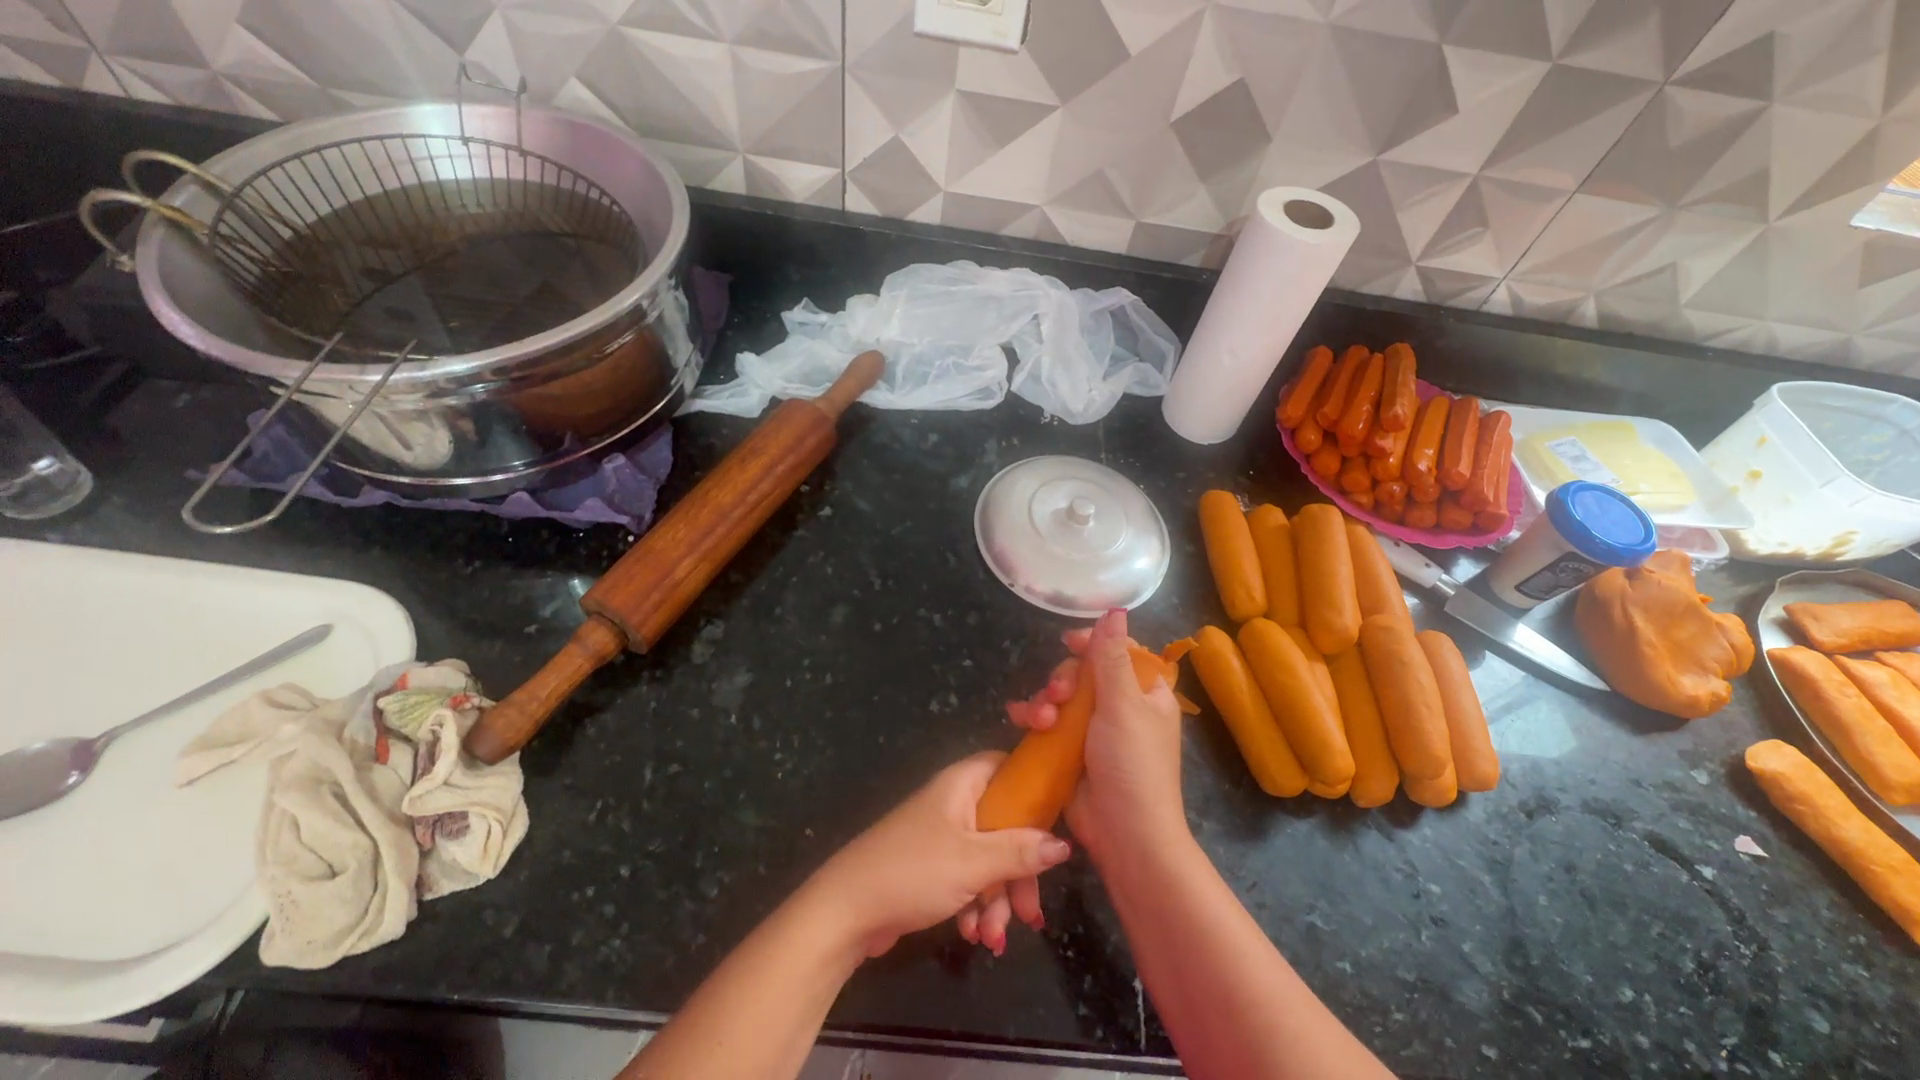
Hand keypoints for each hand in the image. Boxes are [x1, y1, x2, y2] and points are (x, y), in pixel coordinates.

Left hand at [805, 753, 1072, 958]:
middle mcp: (952, 805)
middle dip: (1019, 873)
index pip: (1008, 768)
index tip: (1057, 823)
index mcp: (961, 786)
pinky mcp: (930, 871)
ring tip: (993, 936)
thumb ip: (1021, 851)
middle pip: (1006, 826)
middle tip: (1030, 912)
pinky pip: (968, 882)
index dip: (1035, 789)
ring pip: (989, 861)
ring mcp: (940, 839)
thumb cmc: (911, 872)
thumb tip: (1063, 843)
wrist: (844, 913)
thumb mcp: (974, 862)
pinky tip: (975, 936)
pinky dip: (975, 908)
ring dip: (997, 900)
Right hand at [958, 610, 1188, 951]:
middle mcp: (1122, 709)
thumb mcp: (1124, 705)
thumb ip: (1112, 657)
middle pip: (1083, 673)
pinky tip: (1021, 721)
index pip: (1120, 652)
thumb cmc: (1133, 765)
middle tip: (1057, 696)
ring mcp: (1094, 732)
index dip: (1095, 643)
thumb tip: (1116, 611)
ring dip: (1045, 700)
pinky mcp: (1070, 753)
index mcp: (1147, 694)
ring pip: (1061, 697)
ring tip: (1040, 719)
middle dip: (1063, 679)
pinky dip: (1033, 718)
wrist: (1124, 834)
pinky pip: (1048, 724)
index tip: (1070, 642)